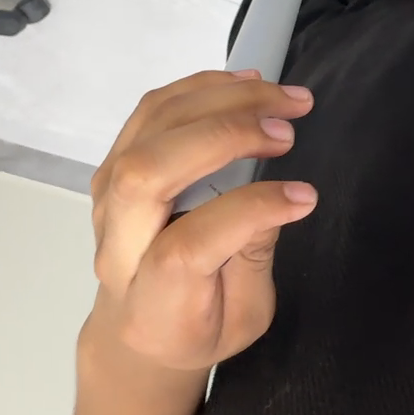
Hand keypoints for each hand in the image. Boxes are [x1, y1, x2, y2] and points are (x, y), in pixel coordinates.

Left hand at [83, 69, 317, 373]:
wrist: (137, 329)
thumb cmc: (198, 328)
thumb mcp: (244, 317)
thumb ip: (255, 259)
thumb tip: (283, 196)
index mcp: (153, 296)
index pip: (189, 244)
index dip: (251, 210)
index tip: (304, 195)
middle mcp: (118, 241)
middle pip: (148, 171)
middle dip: (224, 134)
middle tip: (288, 127)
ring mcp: (108, 196)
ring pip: (150, 126)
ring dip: (220, 98)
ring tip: (279, 94)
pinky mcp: (115, 165)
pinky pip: (151, 110)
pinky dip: (201, 87)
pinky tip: (246, 84)